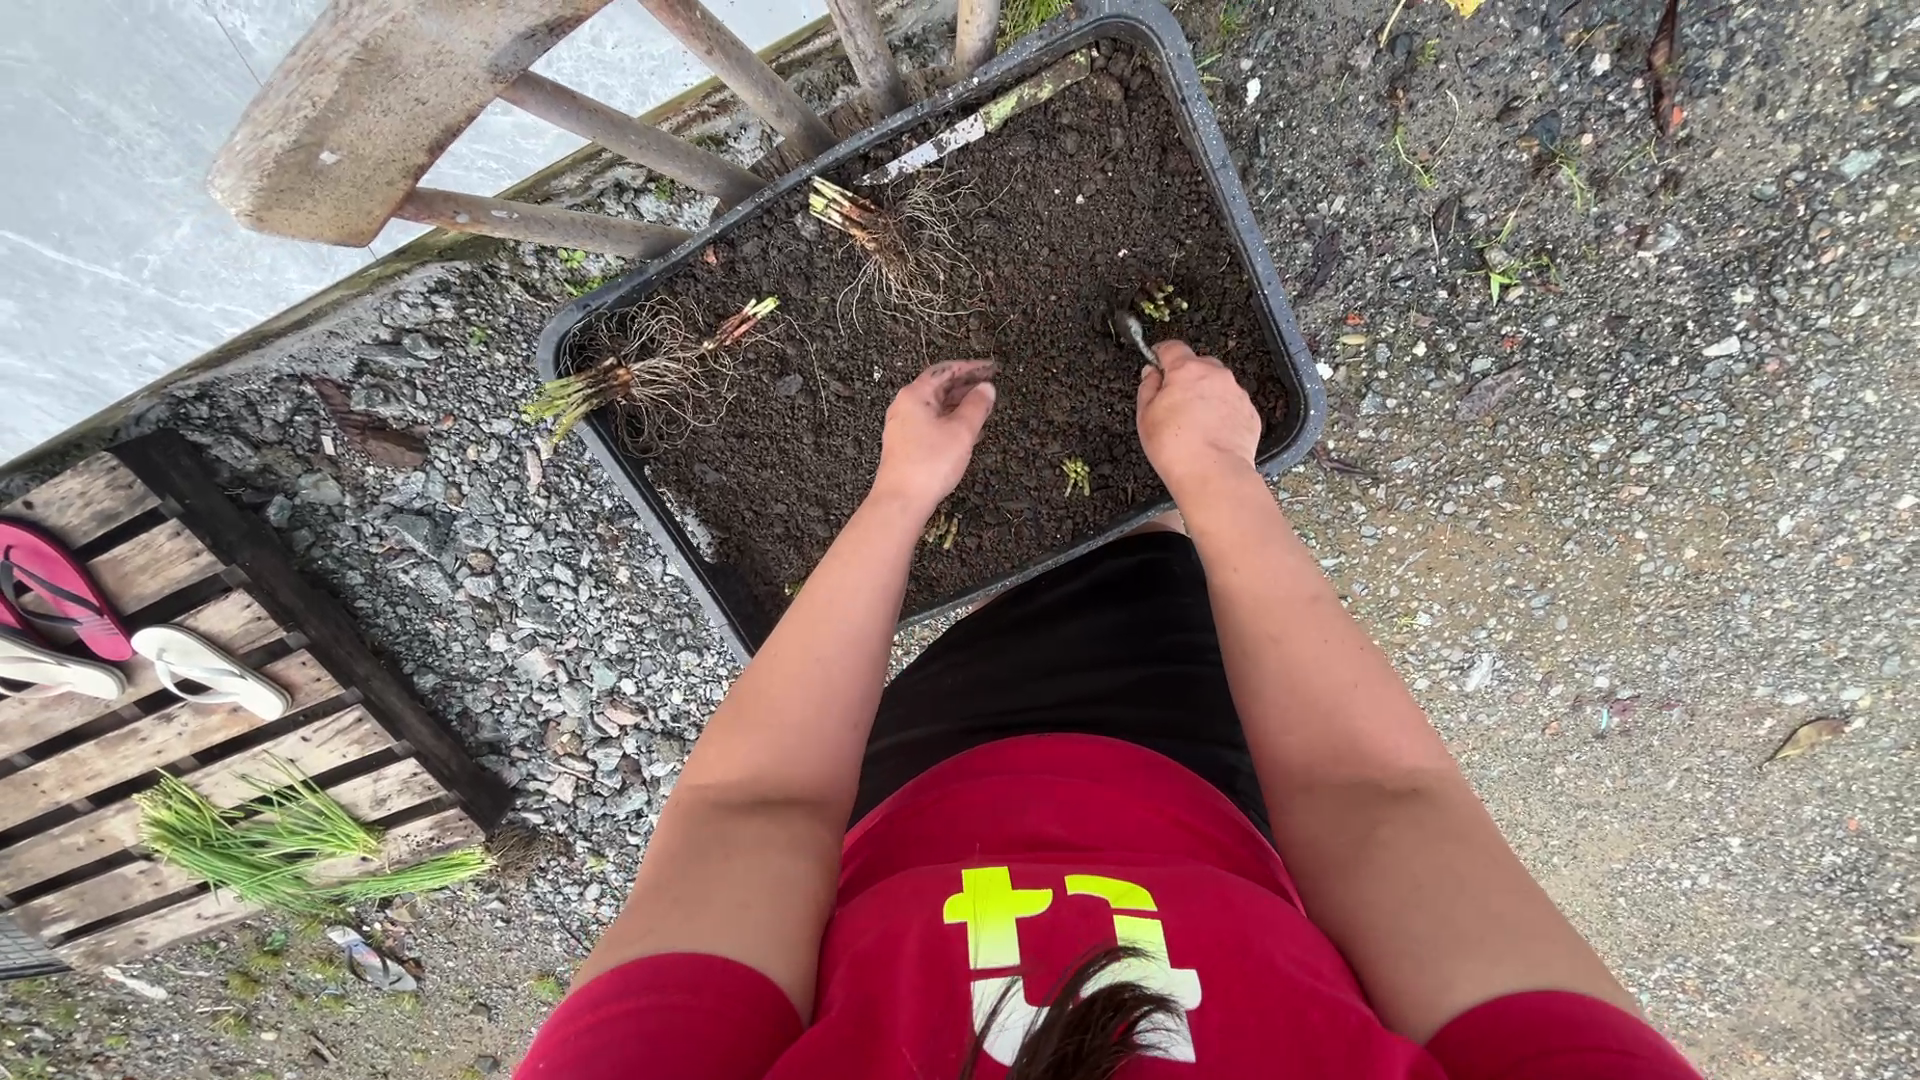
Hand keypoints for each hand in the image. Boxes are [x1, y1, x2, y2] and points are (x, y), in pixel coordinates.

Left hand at [870, 360, 997, 516]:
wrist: (901, 500)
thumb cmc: (928, 465)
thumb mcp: (962, 431)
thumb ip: (977, 406)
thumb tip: (987, 388)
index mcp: (915, 395)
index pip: (946, 370)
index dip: (971, 367)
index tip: (990, 367)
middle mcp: (904, 406)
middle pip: (939, 387)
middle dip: (966, 385)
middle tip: (989, 385)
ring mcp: (903, 425)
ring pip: (935, 406)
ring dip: (959, 405)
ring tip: (983, 407)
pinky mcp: (905, 444)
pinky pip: (931, 423)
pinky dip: (950, 421)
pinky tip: (966, 431)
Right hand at [1136, 340, 1260, 502]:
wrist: (1212, 472)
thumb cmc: (1175, 446)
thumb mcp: (1145, 415)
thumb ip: (1147, 387)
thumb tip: (1151, 373)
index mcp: (1186, 370)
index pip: (1172, 347)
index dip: (1161, 354)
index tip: (1156, 361)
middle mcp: (1215, 374)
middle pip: (1197, 364)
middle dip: (1185, 378)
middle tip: (1172, 403)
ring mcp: (1236, 392)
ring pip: (1216, 384)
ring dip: (1204, 396)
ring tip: (1193, 423)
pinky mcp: (1249, 412)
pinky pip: (1231, 404)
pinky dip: (1220, 413)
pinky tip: (1209, 433)